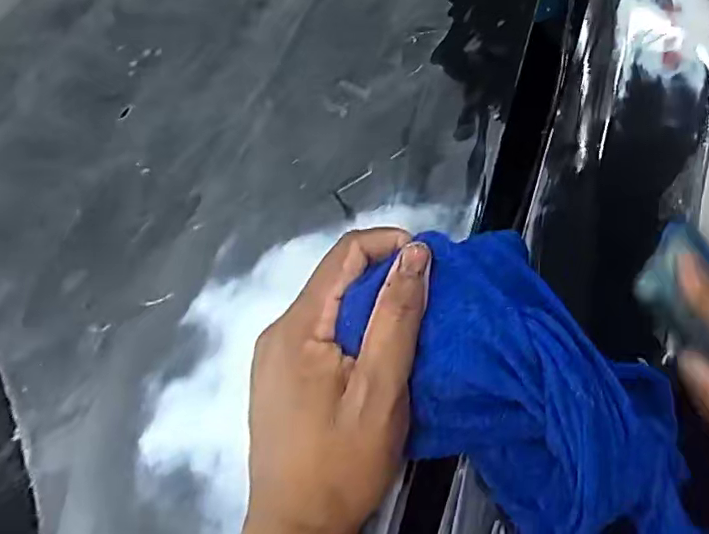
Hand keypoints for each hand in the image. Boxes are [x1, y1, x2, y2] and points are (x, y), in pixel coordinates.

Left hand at [244, 229, 431, 533]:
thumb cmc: (341, 464)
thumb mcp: (381, 387)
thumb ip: (397, 315)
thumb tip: (415, 251)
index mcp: (296, 329)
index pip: (346, 252)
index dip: (392, 243)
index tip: (429, 263)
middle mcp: (280, 332)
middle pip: (341, 274)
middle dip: (390, 275)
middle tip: (429, 297)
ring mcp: (278, 355)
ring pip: (337, 299)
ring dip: (379, 301)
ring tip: (413, 324)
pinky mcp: (285, 375)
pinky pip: (329, 326)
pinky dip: (362, 324)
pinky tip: (384, 350)